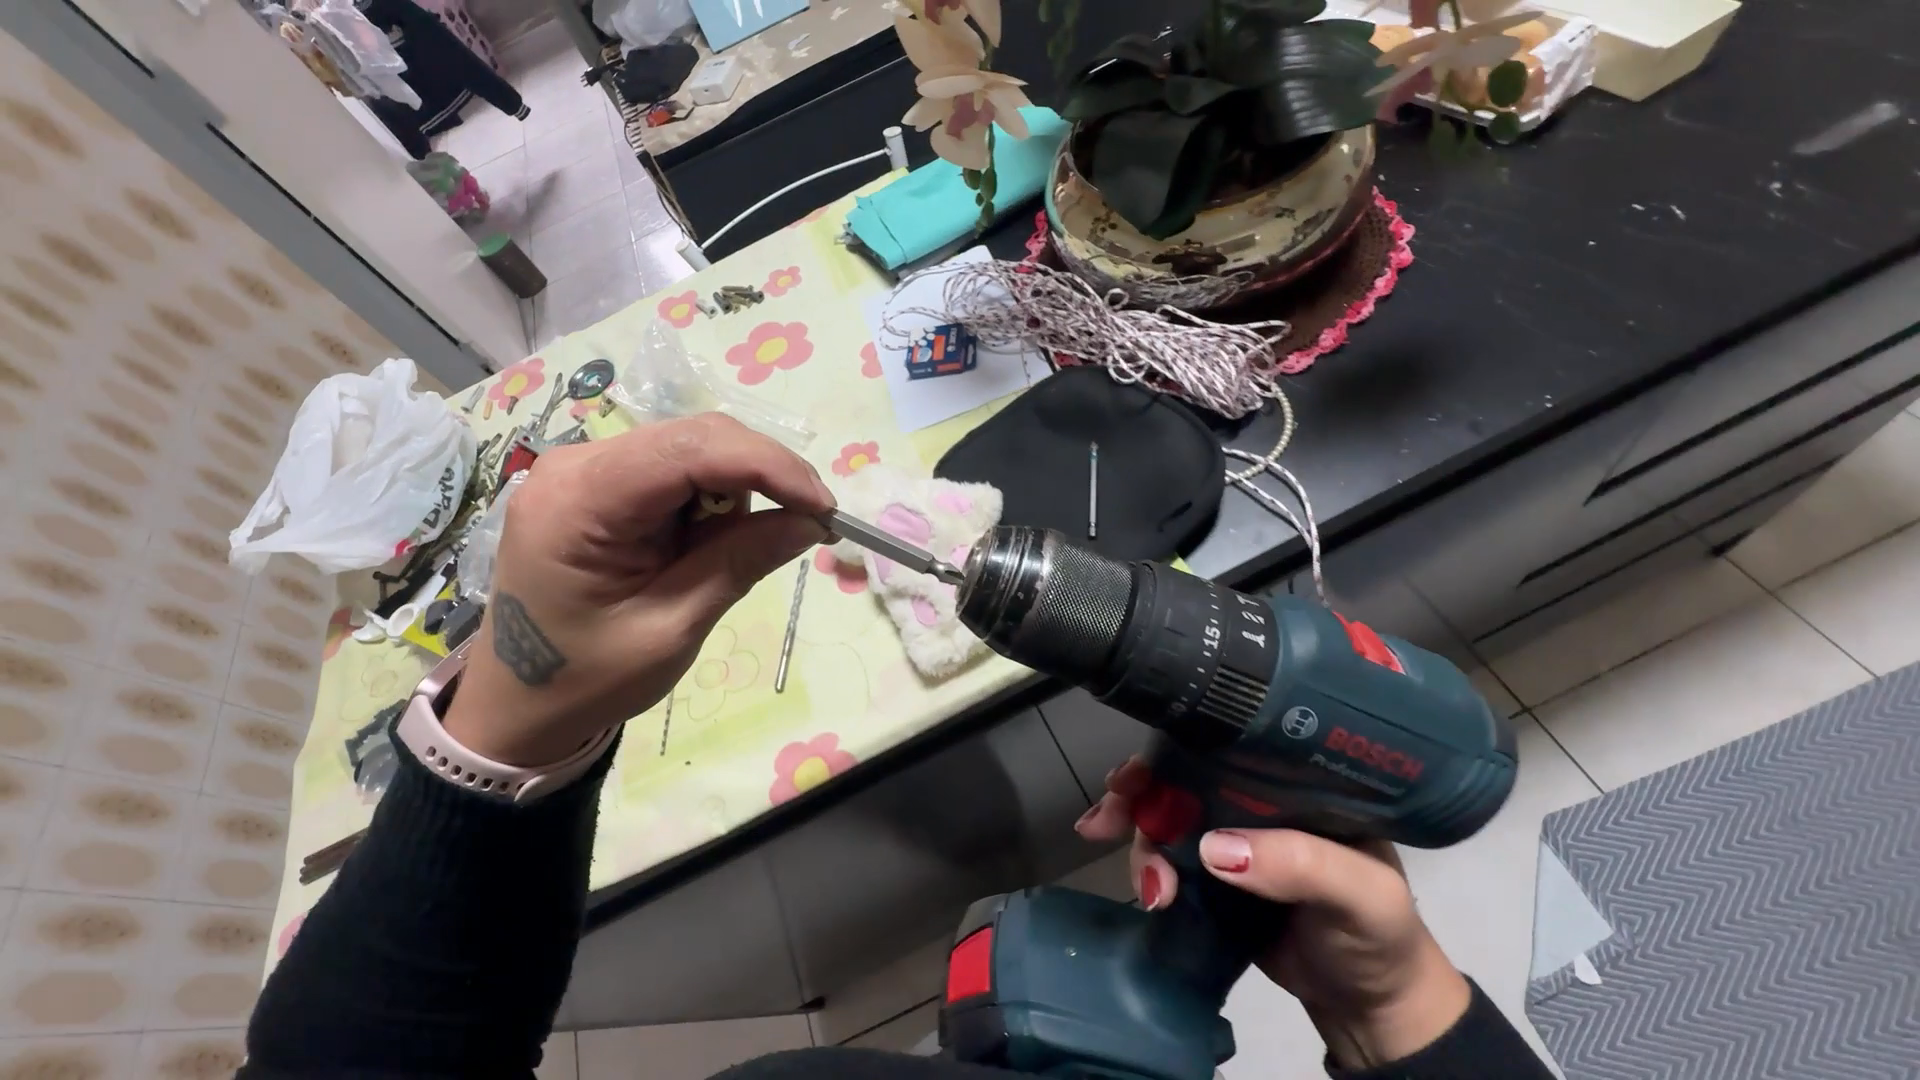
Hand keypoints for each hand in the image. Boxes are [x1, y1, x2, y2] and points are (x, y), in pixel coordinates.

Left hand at [444, 415, 833, 765]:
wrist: (520, 702)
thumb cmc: (589, 677)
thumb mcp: (672, 629)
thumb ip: (740, 562)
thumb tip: (812, 521)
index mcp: (579, 501)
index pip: (689, 450)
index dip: (767, 466)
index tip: (823, 508)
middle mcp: (577, 464)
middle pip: (695, 438)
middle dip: (762, 475)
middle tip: (810, 523)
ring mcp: (586, 469)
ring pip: (693, 449)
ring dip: (738, 490)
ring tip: (734, 552)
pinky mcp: (600, 483)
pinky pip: (676, 470)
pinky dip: (713, 499)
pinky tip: (709, 542)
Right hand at [1075, 759, 1469, 1070]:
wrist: (1372, 1010)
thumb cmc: (1378, 936)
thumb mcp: (1359, 894)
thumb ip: (1298, 865)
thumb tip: (1212, 849)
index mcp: (1294, 783)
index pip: (1226, 749)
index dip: (1176, 751)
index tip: (1135, 774)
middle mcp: (1256, 802)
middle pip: (1182, 780)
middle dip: (1138, 794)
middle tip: (1107, 817)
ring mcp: (1232, 841)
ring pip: (1168, 822)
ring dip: (1144, 848)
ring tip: (1154, 891)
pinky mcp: (1214, 881)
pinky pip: (1170, 863)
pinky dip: (1146, 869)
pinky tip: (1142, 889)